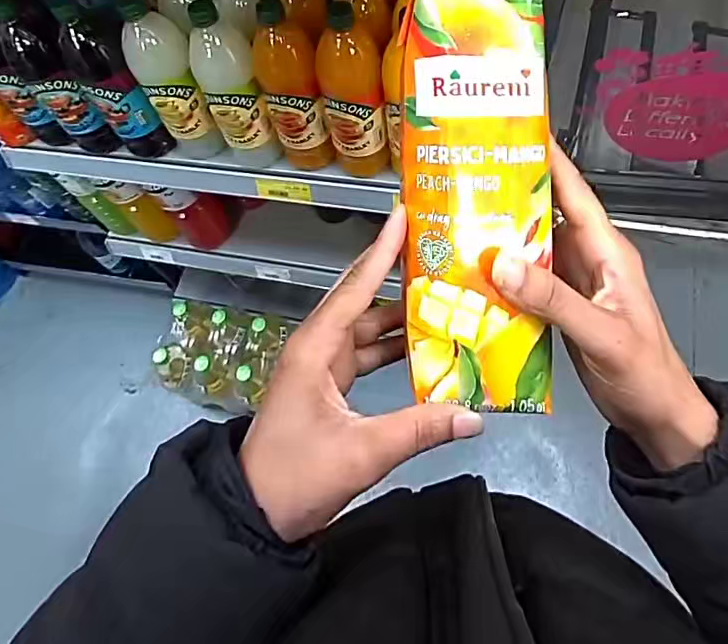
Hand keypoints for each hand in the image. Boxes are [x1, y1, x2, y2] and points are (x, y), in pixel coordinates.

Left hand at [239, 205, 483, 541]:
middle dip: (394, 272)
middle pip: (362, 298)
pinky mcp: (328, 382)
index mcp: (316, 346)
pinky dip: (393, 347)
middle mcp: (318, 344)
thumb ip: (419, 429)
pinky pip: (366, 352)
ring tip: (441, 297)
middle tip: (431, 249)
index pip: (355, 287)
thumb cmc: (294, 475)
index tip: (401, 217)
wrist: (255, 510)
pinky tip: (423, 347)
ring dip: (400, 315)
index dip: (381, 250)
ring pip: (367, 326)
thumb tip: (471, 414)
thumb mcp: (361, 452)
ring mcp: (322, 363)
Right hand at [489, 143, 718, 469]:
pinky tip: (473, 269)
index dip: (549, 160)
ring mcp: (571, 280)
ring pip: (530, 244)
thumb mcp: (603, 334)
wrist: (657, 419)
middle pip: (544, 212)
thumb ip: (553, 299)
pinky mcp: (558, 303)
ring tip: (459, 216)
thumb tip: (500, 263)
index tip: (518, 131)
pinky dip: (500, 270)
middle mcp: (586, 257)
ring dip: (500, 232)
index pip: (574, 193)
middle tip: (468, 174)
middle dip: (510, 191)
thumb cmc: (645, 373)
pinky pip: (524, 276)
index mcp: (606, 251)